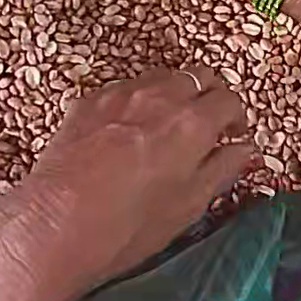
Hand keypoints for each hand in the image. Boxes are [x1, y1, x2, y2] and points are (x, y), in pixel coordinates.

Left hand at [0, 67, 253, 300]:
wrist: (56, 222)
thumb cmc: (130, 225)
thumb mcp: (188, 205)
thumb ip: (222, 168)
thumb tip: (245, 147)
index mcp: (192, 122)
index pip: (229, 99)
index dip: (237, 116)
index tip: (233, 134)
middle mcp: (159, 96)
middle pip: (198, 75)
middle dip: (209, 95)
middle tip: (206, 124)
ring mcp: (121, 93)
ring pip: (162, 76)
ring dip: (175, 92)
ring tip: (168, 124)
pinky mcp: (90, 99)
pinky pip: (126, 87)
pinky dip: (138, 99)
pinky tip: (128, 127)